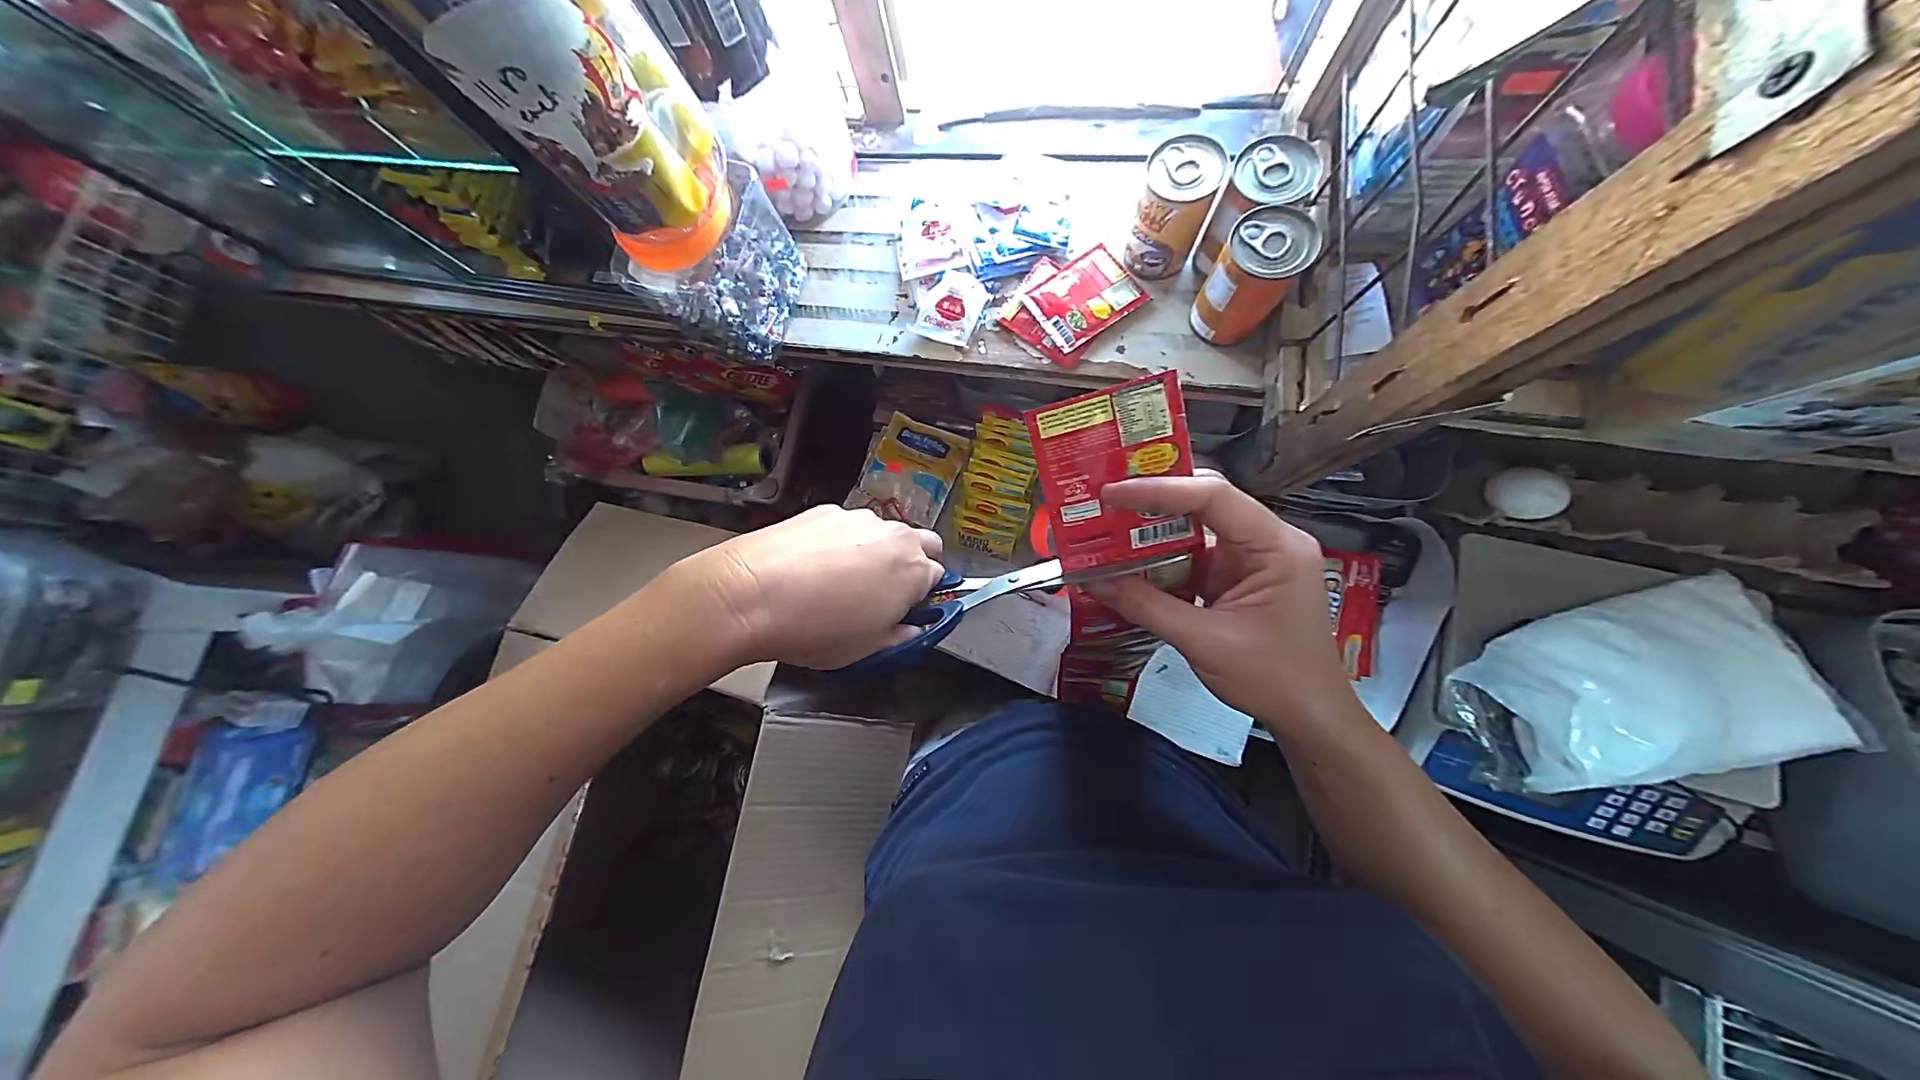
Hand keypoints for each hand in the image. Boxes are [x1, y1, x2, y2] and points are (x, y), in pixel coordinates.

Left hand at [658, 504, 944, 669]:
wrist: (748, 594)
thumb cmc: (811, 627)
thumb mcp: (867, 650)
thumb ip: (900, 636)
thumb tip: (907, 630)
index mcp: (914, 571)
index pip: (939, 577)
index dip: (925, 596)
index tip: (909, 610)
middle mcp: (893, 537)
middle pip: (922, 544)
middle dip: (912, 565)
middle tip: (885, 593)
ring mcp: (858, 520)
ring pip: (882, 534)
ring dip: (875, 553)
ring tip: (841, 583)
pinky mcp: (824, 512)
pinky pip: (846, 528)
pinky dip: (840, 543)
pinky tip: (815, 568)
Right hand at [1081, 474, 1362, 741]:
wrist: (1310, 716)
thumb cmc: (1273, 678)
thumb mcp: (1203, 641)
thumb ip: (1146, 606)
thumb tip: (1092, 580)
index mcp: (1275, 546)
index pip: (1214, 497)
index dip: (1160, 489)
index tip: (1112, 492)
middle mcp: (1269, 541)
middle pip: (1206, 503)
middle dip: (1154, 501)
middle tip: (1105, 500)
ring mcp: (1255, 559)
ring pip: (1198, 529)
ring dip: (1154, 532)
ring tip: (1107, 528)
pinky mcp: (1241, 578)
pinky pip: (1197, 556)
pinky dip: (1163, 560)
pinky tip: (1130, 563)